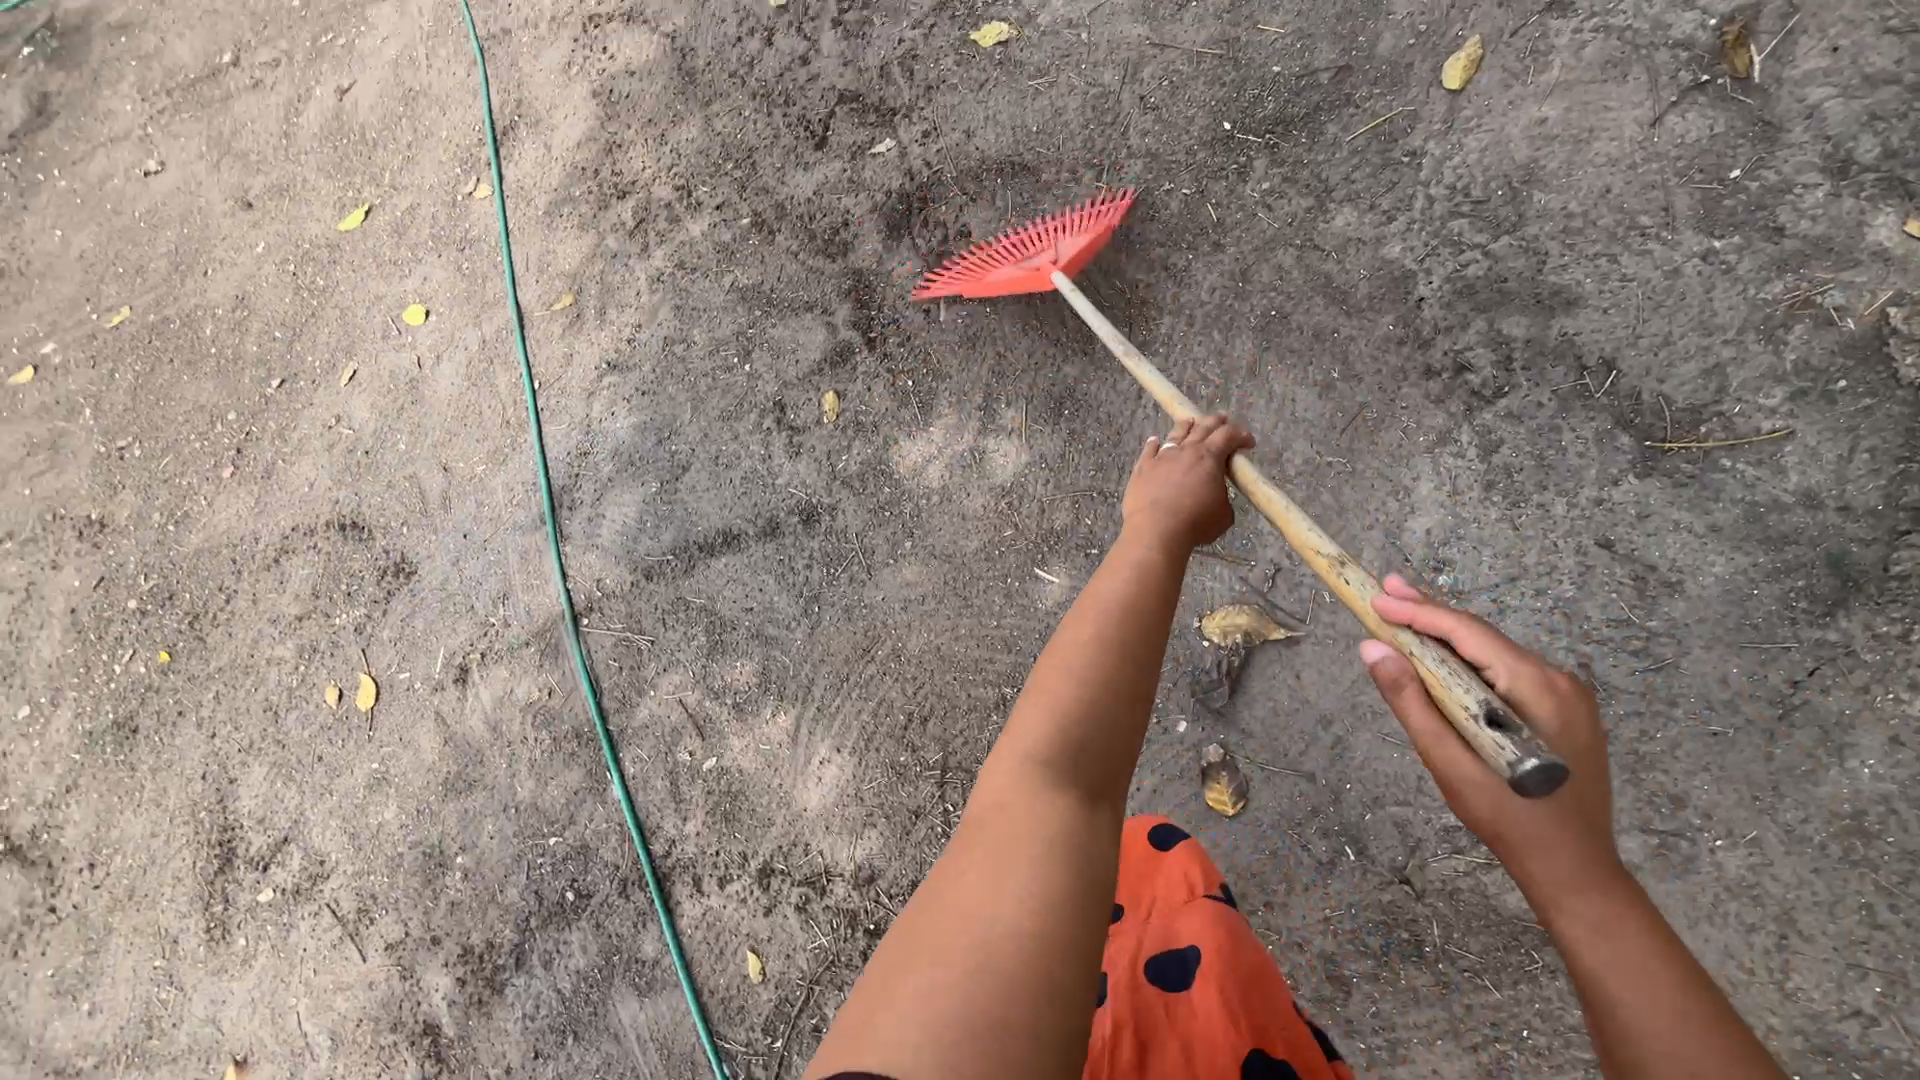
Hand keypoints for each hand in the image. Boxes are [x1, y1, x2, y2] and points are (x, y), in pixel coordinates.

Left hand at [1120, 414, 1254, 551]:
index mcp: (1209, 458)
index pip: (1229, 436)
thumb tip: (1216, 494)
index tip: (1248, 442)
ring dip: (1186, 425)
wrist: (1155, 530)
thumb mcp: (1223, 514)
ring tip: (1191, 421)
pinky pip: (1149, 449)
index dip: (1241, 435)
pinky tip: (1154, 440)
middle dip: (1216, 421)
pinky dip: (1154, 443)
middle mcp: (1185, 451)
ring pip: (1176, 433)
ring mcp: (1161, 457)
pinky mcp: (1142, 468)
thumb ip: (1223, 497)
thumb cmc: (1195, 523)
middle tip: (1223, 417)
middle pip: (1203, 426)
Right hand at [1358, 575, 1623, 916]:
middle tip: (1385, 586)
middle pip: (1482, 636)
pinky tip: (1440, 657)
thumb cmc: (1509, 820)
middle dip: (1430, 612)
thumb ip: (1411, 701)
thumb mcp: (1449, 762)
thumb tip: (1372, 649)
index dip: (1419, 612)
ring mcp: (1565, 695)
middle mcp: (1558, 679)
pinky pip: (1504, 672)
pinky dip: (1467, 660)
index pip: (1468, 633)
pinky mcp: (1562, 711)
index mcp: (1536, 687)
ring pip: (1492, 653)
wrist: (1575, 871)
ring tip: (1404, 614)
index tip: (1376, 598)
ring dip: (1446, 636)